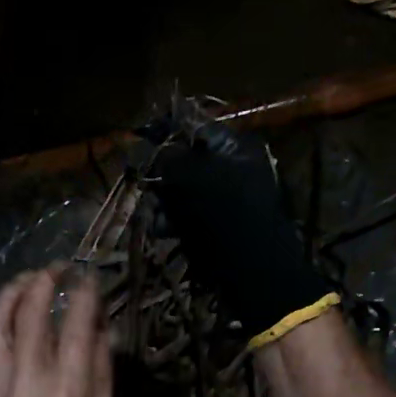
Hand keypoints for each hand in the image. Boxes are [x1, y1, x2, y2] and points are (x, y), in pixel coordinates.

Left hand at [0, 264, 114, 396]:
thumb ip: (101, 376)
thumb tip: (103, 330)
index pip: (75, 331)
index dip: (84, 297)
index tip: (90, 277)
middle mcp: (27, 389)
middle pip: (29, 318)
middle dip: (43, 284)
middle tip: (57, 269)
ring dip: (9, 296)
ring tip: (26, 279)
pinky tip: (2, 314)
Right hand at [145, 101, 332, 338]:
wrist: (254, 269)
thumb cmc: (226, 214)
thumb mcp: (193, 177)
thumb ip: (169, 158)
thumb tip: (151, 149)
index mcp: (236, 148)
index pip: (195, 128)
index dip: (166, 134)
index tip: (142, 146)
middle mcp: (234, 169)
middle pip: (187, 161)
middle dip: (163, 176)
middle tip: (146, 187)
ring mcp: (228, 200)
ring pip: (184, 192)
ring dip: (165, 203)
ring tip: (154, 218)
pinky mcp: (219, 227)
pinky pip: (189, 216)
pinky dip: (173, 222)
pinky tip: (162, 231)